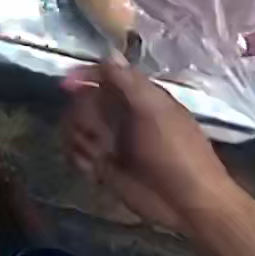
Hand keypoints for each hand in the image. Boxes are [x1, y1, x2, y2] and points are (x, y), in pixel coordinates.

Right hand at [59, 62, 239, 233]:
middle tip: (98, 133)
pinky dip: (79, 158)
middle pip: (83, 101)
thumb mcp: (154, 110)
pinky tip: (94, 168)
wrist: (189, 204)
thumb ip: (128, 81)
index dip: (83, 76)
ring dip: (80, 138)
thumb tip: (107, 51)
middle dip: (82, 115)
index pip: (103, 75)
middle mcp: (121, 115)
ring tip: (100, 154)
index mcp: (137, 96)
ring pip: (75, 128)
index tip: (66, 84)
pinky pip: (75, 154)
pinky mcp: (104, 167)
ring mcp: (111, 141)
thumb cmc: (176, 151)